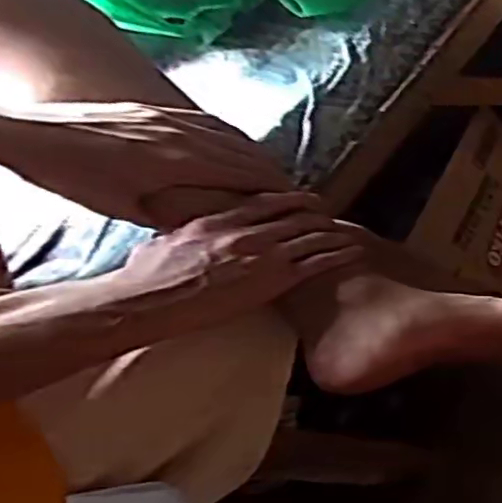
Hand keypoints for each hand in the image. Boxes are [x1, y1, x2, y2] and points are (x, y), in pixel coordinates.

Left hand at [0, 101, 293, 226]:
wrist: (16, 129)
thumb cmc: (66, 175)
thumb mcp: (121, 206)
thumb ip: (176, 210)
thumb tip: (214, 223)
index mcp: (184, 161)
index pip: (253, 176)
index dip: (283, 193)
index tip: (306, 209)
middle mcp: (187, 135)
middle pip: (253, 158)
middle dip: (282, 180)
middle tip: (303, 201)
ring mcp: (174, 119)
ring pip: (238, 140)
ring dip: (264, 162)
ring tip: (280, 182)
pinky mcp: (159, 110)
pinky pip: (216, 126)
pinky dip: (240, 143)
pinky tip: (245, 153)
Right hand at [99, 192, 363, 333]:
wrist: (145, 303)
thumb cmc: (146, 277)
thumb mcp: (167, 240)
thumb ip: (192, 229)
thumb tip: (193, 226)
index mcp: (219, 220)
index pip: (267, 202)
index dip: (294, 199)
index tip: (309, 199)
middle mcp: (246, 232)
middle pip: (298, 217)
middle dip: (320, 216)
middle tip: (335, 217)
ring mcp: (264, 254)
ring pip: (314, 237)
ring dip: (336, 234)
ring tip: (351, 233)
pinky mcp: (277, 278)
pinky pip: (320, 262)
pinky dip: (341, 254)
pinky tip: (356, 251)